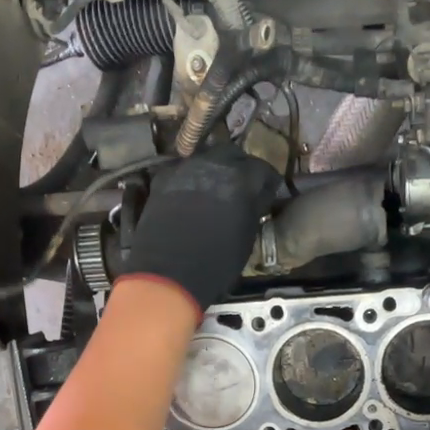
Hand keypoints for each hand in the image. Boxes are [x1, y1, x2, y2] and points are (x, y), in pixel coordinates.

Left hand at [120, 144, 281, 309]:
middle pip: (233, 154)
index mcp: (243, 179)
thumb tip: (256, 201)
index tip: (267, 194)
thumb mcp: (246, 238)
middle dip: (240, 167)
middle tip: (243, 187)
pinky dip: (191, 179)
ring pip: (206, 158)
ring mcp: (186, 168)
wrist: (168, 275)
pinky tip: (192, 196)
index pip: (264, 170)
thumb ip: (253, 210)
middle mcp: (215, 163)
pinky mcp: (163, 178)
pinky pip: (183, 170)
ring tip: (217, 190)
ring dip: (214, 170)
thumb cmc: (216, 265)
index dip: (267, 184)